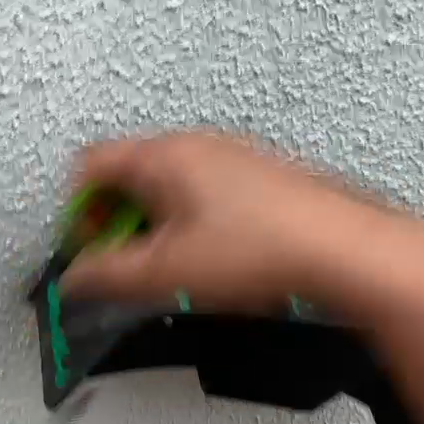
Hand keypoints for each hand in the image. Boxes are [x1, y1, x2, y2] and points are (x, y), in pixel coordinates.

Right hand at [60, 131, 415, 309]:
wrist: (350, 255)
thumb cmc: (262, 252)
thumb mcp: (162, 275)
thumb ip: (103, 276)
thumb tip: (74, 278)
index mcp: (162, 157)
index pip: (88, 166)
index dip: (77, 210)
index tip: (87, 245)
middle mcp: (194, 145)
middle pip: (124, 172)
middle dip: (113, 217)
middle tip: (123, 258)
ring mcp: (230, 155)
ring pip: (163, 181)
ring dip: (149, 220)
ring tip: (168, 262)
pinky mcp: (258, 175)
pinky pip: (198, 188)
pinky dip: (185, 218)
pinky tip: (208, 254)